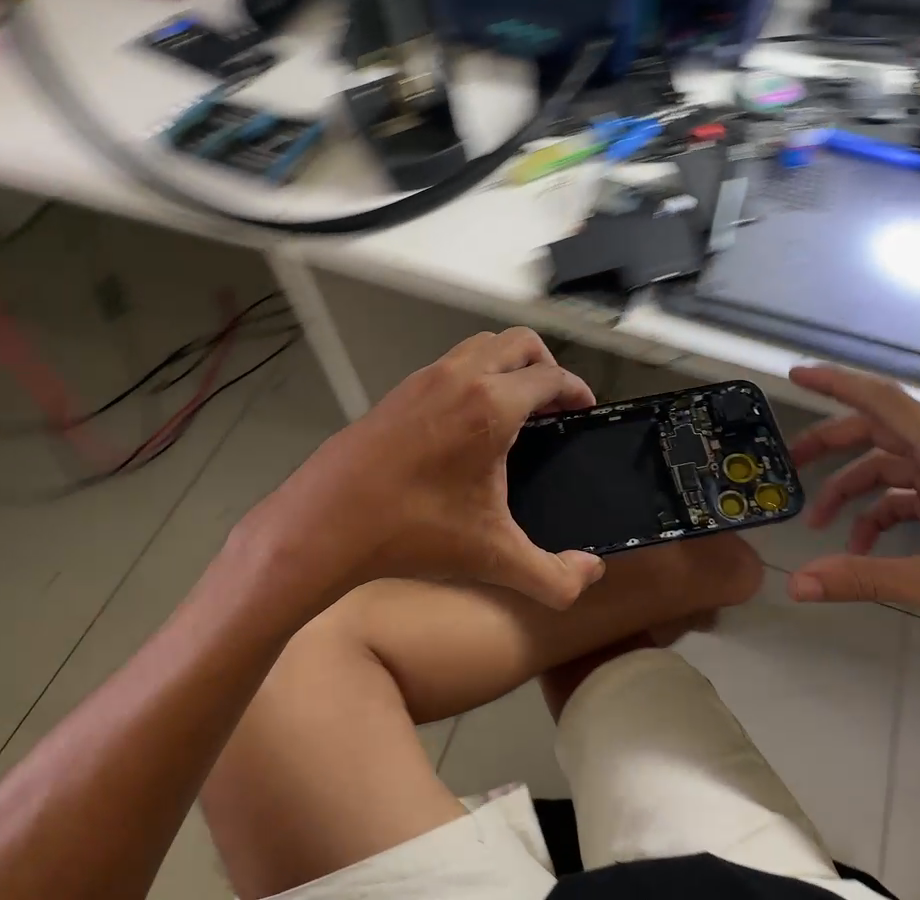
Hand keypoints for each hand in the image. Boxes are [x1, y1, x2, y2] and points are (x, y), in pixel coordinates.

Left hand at [244, 329, 605, 609]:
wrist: (329, 519)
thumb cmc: (414, 530)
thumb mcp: (492, 557)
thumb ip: (552, 576)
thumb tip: (590, 574)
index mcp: (493, 405)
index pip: (551, 376)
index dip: (577, 389)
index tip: (584, 408)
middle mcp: (462, 377)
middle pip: (519, 343)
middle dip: (546, 364)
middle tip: (554, 402)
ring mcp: (427, 378)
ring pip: (481, 345)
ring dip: (507, 362)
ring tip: (515, 405)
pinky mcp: (400, 390)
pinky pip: (451, 363)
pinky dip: (473, 373)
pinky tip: (468, 420)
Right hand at [784, 365, 919, 652]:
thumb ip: (864, 578)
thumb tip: (798, 584)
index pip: (884, 402)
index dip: (837, 384)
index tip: (796, 376)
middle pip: (880, 432)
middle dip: (832, 446)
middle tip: (789, 462)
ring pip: (893, 466)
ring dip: (854, 490)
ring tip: (819, 523)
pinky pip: (912, 495)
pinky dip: (883, 514)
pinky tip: (863, 549)